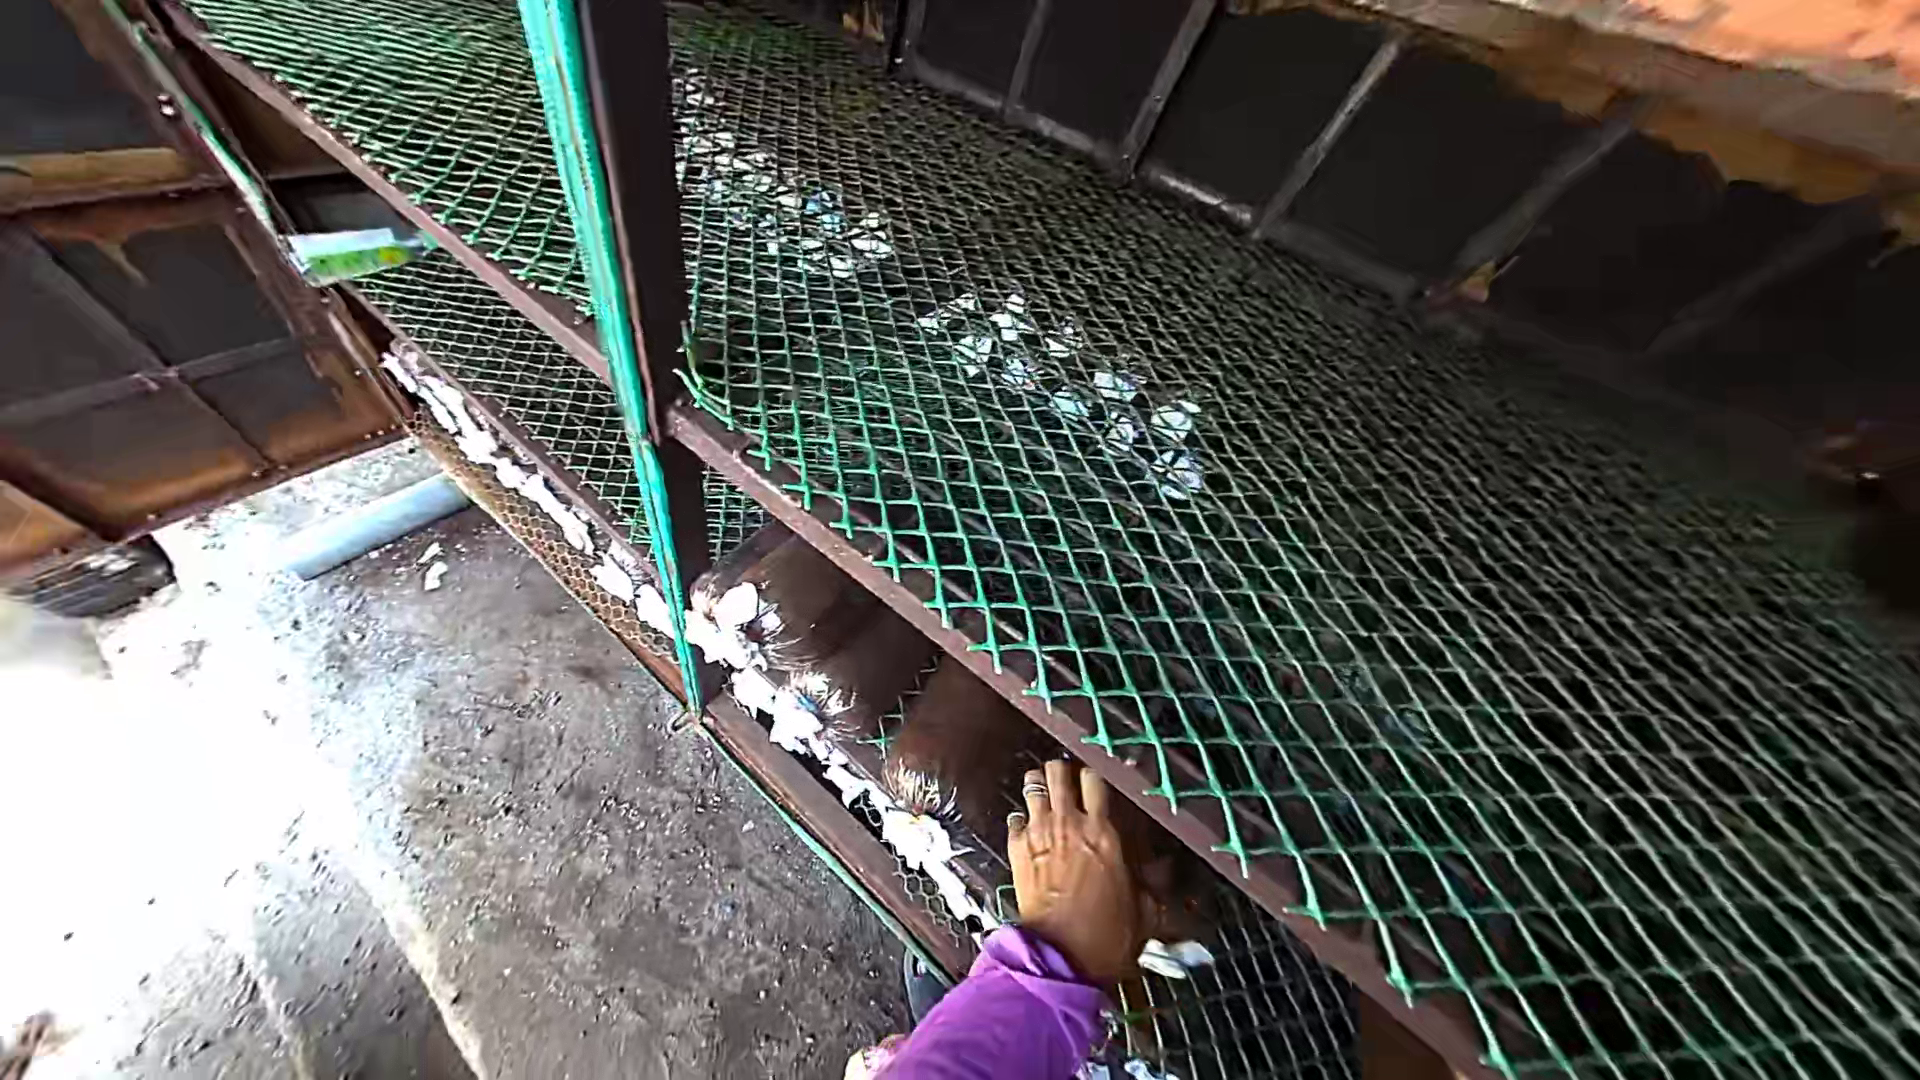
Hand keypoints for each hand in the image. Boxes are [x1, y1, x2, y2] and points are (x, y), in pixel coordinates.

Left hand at [1007, 760, 1140, 983]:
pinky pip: (1014, 817)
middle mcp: (1068, 823)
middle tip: (1064, 780)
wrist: (1062, 956)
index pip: (1094, 779)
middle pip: (1058, 771)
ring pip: (1033, 784)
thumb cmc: (1105, 935)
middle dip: (1060, 771)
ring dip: (1038, 785)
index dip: (1092, 775)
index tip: (1093, 781)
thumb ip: (1150, 885)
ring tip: (1043, 792)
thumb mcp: (1141, 909)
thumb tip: (1162, 876)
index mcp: (1101, 832)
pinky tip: (1026, 828)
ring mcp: (1039, 831)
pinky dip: (1020, 819)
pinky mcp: (1017, 847)